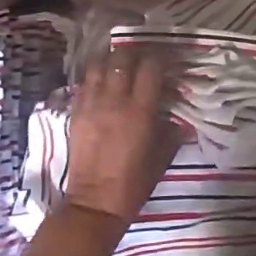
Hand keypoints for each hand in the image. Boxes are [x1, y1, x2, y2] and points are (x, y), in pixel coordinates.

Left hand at [63, 48, 182, 225]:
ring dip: (111, 60)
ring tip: (120, 64)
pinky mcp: (75, 113)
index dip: (160, 58)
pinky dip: (94, 76)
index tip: (167, 60)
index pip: (151, 68)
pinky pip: (83, 83)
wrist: (95, 203)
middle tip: (143, 58)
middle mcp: (114, 101)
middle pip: (122, 59)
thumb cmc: (134, 183)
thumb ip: (172, 131)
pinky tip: (102, 82)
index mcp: (140, 111)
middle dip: (135, 52)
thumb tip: (180, 117)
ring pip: (98, 66)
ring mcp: (91, 105)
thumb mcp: (163, 156)